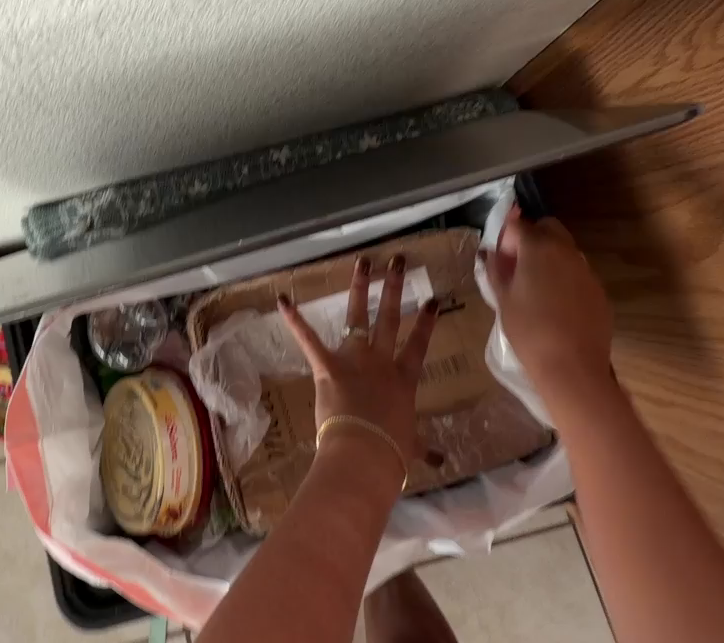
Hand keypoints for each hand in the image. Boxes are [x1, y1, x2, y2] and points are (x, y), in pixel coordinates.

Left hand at [277, 254, 439, 470]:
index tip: (433, 300)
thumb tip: (440, 462)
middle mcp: (381, 361)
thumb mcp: (411, 446)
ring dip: (359, 287)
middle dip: (394, 286)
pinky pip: (309, 338)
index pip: (418, 344)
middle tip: (397, 261)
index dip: (426, 322)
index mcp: (403, 379)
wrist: (366, 451)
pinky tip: (283, 300)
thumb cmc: (391, 451)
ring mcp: (354, 359)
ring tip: (363, 262)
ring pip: (357, 314)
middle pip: (389, 316)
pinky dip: (294, 320)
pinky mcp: (328, 365)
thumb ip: (423, 448)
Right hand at [480, 207, 614, 400]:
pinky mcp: (599, 292)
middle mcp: (567, 252)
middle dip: (532, 237)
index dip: (506, 237)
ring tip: (537, 289)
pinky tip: (557, 307)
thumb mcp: (502, 299)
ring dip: (550, 258)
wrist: (572, 368)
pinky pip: (578, 274)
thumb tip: (492, 254)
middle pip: (549, 228)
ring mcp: (587, 271)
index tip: (500, 258)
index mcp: (539, 248)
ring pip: (566, 250)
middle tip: (518, 265)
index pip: (519, 224)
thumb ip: (496, 269)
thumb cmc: (529, 330)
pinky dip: (565, 279)